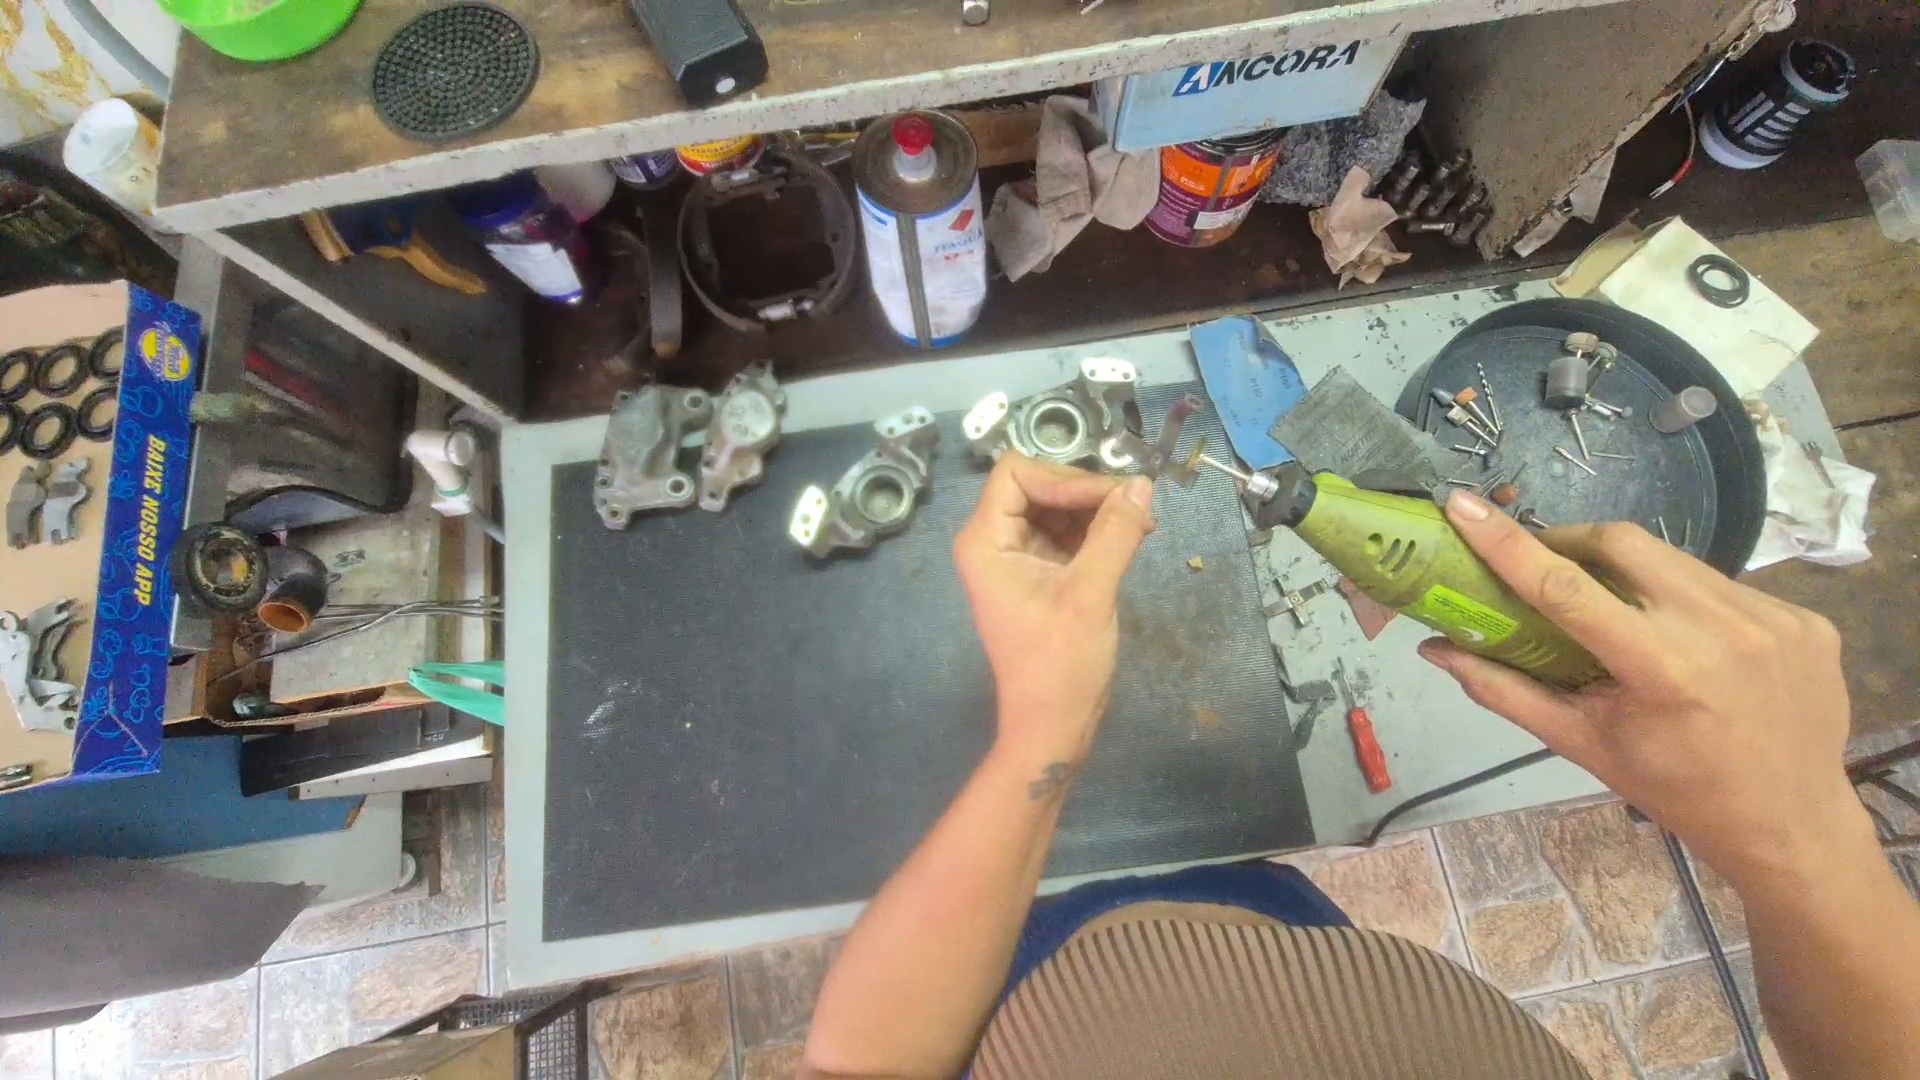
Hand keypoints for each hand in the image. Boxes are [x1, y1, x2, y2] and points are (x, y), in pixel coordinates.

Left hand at [954, 454, 1155, 768]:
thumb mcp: (1090, 593)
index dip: (1065, 477)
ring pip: (1057, 506)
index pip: (1017, 473)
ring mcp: (1016, 556)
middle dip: (1087, 492)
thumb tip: (1143, 484)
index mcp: (984, 541)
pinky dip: (1098, 530)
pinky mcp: (1039, 571)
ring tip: (1143, 523)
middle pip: (1038, 485)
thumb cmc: (1060, 664)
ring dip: (1098, 510)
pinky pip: (1067, 532)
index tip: (1112, 498)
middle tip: (1139, 507)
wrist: (1052, 724)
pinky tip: (1133, 535)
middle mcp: (993, 541)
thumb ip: (1115, 534)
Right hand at [1419, 490, 1864, 889]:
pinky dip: (1670, 590)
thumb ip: (1500, 688)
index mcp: (1662, 669)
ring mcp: (1776, 619)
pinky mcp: (1810, 617)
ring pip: (1669, 556)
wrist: (1793, 824)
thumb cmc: (1667, 785)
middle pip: (1622, 543)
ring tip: (1602, 597)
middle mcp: (1725, 630)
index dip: (1506, 542)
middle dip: (1567, 540)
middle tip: (1538, 561)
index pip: (1565, 586)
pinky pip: (1714, 580)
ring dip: (1619, 565)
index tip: (1462, 504)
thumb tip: (1432, 649)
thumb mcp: (1574, 741)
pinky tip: (1667, 627)